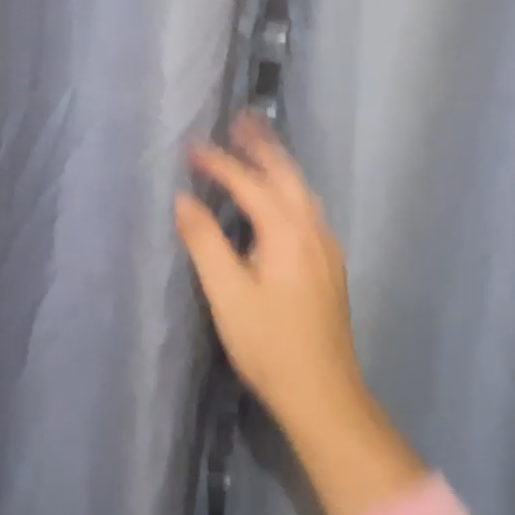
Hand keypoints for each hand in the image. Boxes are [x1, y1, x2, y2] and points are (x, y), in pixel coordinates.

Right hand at [175, 112, 426, 514]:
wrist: (324, 394)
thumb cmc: (270, 345)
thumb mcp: (227, 294)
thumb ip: (205, 242)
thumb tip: (184, 200)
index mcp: (287, 231)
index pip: (249, 183)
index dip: (219, 163)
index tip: (190, 147)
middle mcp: (313, 230)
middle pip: (287, 174)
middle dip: (261, 146)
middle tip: (238, 120)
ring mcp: (327, 248)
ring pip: (302, 191)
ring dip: (277, 164)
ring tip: (255, 146)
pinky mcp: (329, 266)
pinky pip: (307, 209)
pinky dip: (288, 189)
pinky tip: (278, 199)